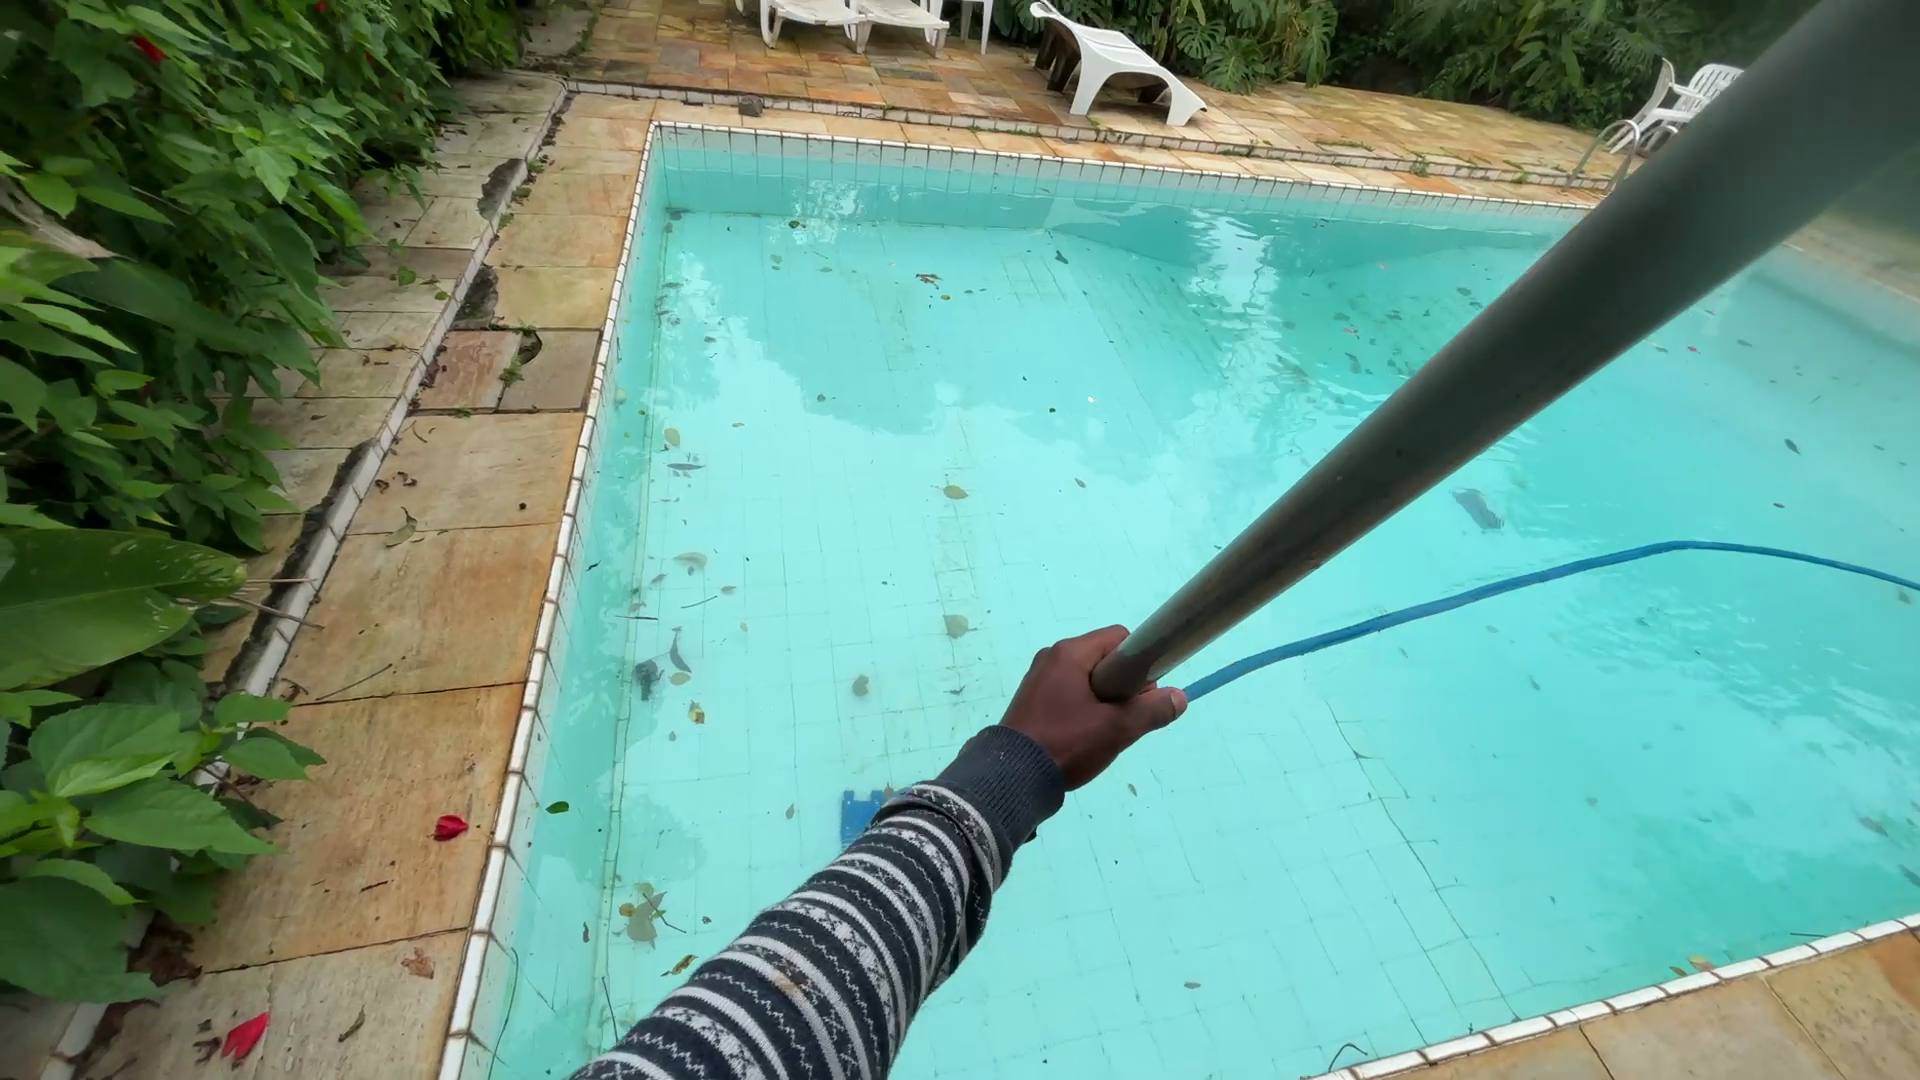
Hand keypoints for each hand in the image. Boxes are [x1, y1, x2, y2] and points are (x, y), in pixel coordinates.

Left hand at [998, 625, 1187, 788]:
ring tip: (1103, 732)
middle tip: (1124, 719)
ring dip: (1103, 701)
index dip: (1138, 662)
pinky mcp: (1031, 698)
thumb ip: (1152, 710)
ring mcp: (1038, 677)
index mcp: (1070, 652)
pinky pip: (1068, 693)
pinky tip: (1082, 737)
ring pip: (1087, 679)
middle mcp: (1051, 656)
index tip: (1142, 695)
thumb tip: (1179, 697)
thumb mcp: (1117, 729)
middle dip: (1122, 686)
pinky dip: (1082, 709)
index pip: (1119, 638)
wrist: (1012, 775)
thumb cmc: (1067, 743)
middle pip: (1103, 659)